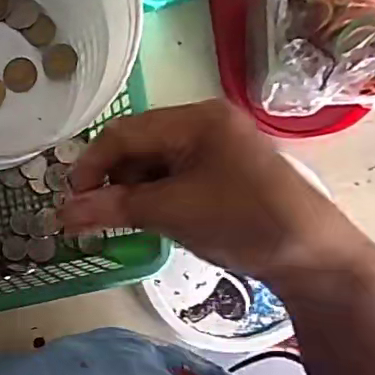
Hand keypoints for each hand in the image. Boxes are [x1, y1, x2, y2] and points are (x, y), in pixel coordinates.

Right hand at [60, 100, 374, 285]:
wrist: (312, 255)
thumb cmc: (242, 221)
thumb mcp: (171, 212)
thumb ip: (114, 208)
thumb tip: (62, 213)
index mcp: (196, 119)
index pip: (124, 132)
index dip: (91, 165)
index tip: (72, 201)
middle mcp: (205, 124)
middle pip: (138, 145)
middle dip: (112, 180)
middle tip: (97, 215)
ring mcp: (217, 148)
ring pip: (154, 163)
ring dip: (132, 191)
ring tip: (127, 222)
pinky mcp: (224, 172)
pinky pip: (175, 177)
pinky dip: (156, 198)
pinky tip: (153, 220)